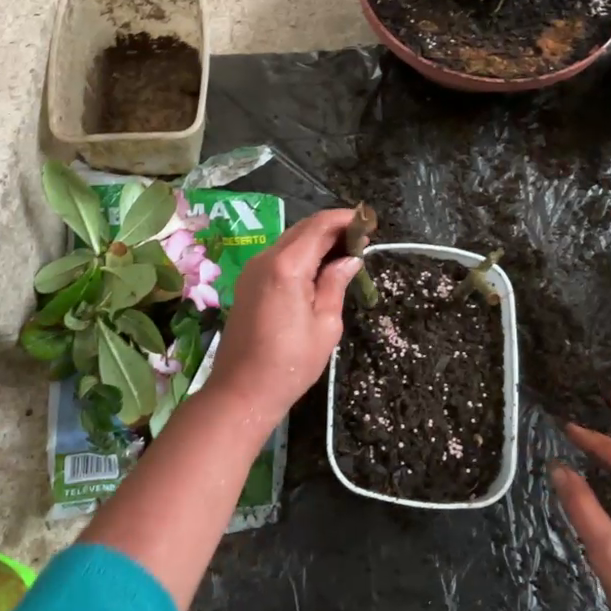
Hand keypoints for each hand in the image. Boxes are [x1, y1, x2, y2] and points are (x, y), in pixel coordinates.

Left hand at [205, 208, 361, 427]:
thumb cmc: (290, 363)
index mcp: (286, 266)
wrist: (242, 390)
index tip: (369, 223)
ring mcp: (252, 269)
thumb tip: (349, 260)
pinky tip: (319, 268)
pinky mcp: (248, 282)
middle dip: (333, 229)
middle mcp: (265, 259)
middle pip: (302, 229)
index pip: (318, 226)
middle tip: (362, 239)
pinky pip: (278, 257)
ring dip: (317, 241)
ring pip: (289, 241)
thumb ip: (335, 284)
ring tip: (346, 253)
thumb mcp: (325, 325)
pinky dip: (301, 254)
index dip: (345, 219)